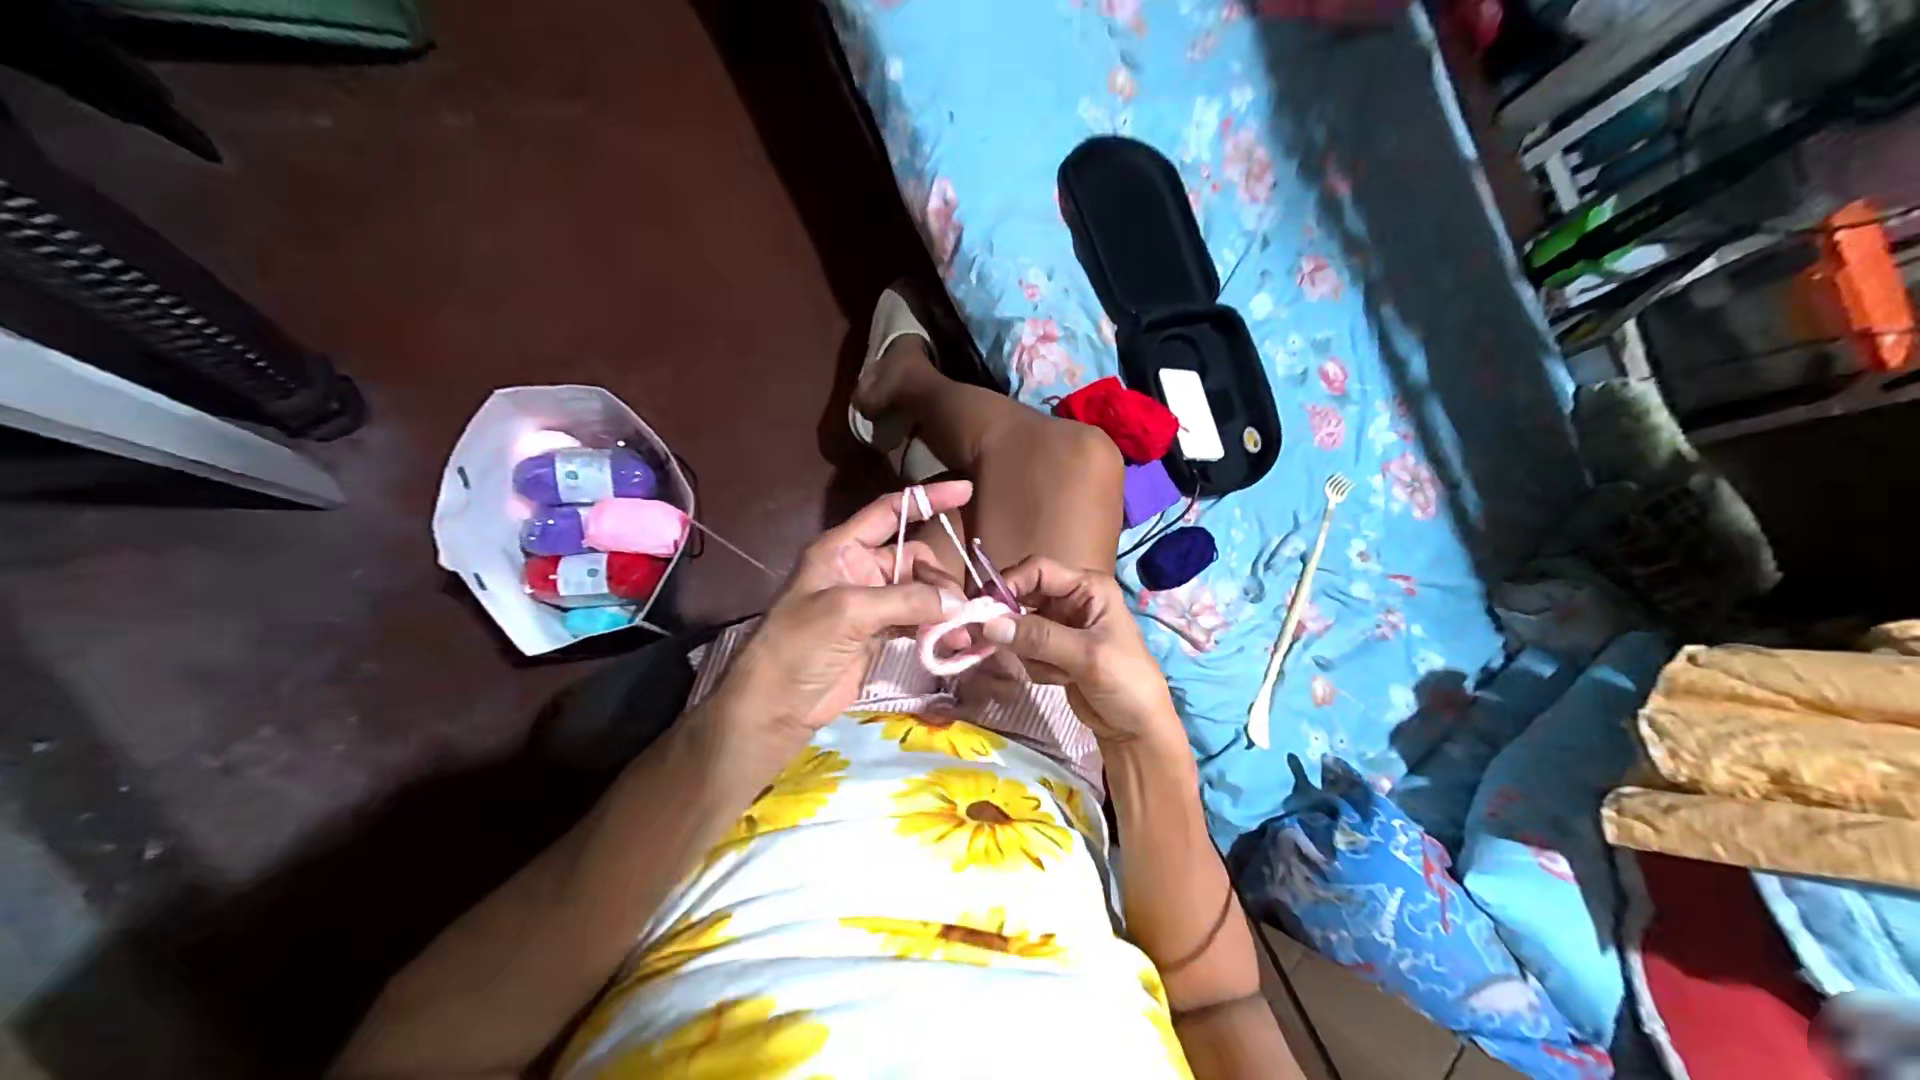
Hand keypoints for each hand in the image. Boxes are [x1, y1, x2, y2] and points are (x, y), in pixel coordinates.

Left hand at [715, 482, 971, 742]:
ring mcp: (870, 604)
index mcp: (842, 549)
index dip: (926, 499)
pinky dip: (936, 629)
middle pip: (914, 558)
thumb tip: (956, 604)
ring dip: (943, 609)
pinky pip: (917, 621)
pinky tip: (952, 644)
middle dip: (939, 580)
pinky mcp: (879, 634)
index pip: (889, 511)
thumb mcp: (848, 611)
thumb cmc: (800, 644)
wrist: (776, 703)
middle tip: (957, 610)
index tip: (965, 491)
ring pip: (920, 592)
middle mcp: (859, 570)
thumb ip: (905, 600)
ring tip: (958, 633)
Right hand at [982, 555, 1182, 745]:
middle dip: (1012, 621)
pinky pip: (1025, 647)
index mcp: (1088, 587)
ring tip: (1055, 671)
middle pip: (1024, 595)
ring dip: (1028, 650)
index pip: (1038, 570)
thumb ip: (1039, 638)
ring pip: (1020, 624)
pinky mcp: (1053, 649)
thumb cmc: (1125, 682)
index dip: (1009, 583)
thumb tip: (990, 624)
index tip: (984, 608)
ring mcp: (1062, 624)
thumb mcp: (1086, 656)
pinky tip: (1059, 678)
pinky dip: (1034, 664)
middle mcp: (1073, 599)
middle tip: (992, 641)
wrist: (1136, 728)